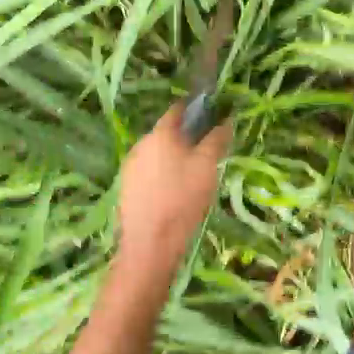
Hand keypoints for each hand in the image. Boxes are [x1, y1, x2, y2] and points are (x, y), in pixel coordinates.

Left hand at [115, 105, 232, 274]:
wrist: (150, 245)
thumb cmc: (182, 198)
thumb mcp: (207, 165)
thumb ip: (217, 139)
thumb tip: (227, 120)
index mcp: (160, 133)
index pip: (178, 109)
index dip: (196, 108)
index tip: (213, 115)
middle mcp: (141, 144)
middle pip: (167, 131)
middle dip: (187, 135)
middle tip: (208, 148)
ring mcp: (130, 166)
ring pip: (158, 152)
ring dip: (175, 155)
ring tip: (194, 172)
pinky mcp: (126, 187)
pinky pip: (149, 170)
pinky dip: (163, 172)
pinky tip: (175, 190)